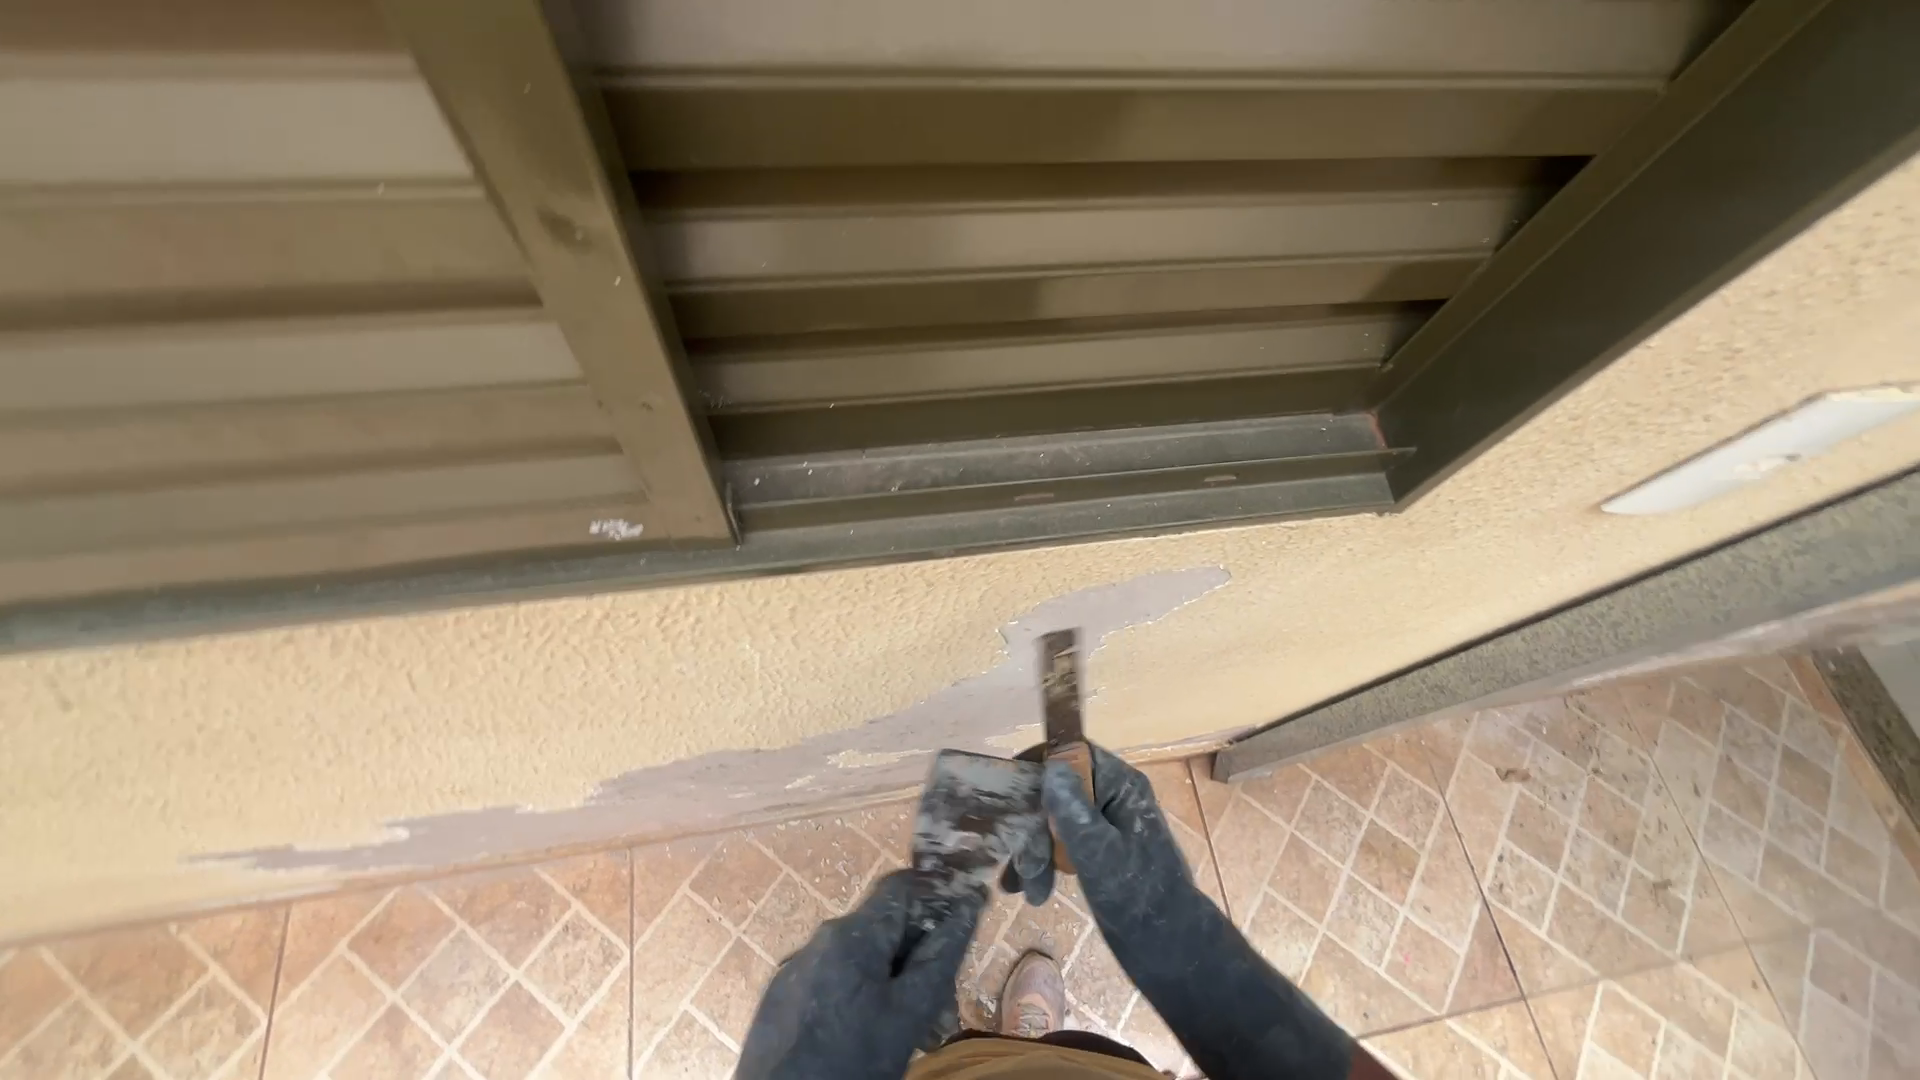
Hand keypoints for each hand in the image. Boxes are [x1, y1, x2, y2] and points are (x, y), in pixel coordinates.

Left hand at [736, 870, 979, 1079]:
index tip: (960, 922)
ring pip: (858, 955)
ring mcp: (797, 967)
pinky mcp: (782, 997)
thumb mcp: (909, 1012)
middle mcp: (821, 938)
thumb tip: (969, 905)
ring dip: (890, 976)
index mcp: (852, 933)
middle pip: (882, 925)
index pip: (901, 886)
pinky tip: (869, 1030)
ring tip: (911, 1022)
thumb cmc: (854, 1060)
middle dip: (916, 951)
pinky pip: (832, 978)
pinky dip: (859, 992)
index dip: (935, 895)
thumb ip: (940, 955)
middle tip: (942, 997)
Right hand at [1043, 746, 1356, 1079]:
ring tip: (1025, 888)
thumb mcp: (1097, 848)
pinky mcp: (1098, 851)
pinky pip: (1062, 843)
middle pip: (1058, 790)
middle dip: (1034, 824)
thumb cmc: (1137, 894)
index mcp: (1121, 785)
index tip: (1009, 782)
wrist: (1170, 949)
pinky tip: (1029, 889)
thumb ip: (1072, 806)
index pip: (1075, 753)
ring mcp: (1105, 825)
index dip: (1040, 762)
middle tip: (1019, 861)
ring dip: (1035, 850)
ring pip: (1055, 819)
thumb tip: (1051, 764)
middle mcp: (1112, 797)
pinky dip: (1045, 862)